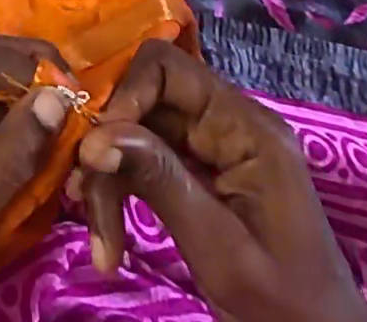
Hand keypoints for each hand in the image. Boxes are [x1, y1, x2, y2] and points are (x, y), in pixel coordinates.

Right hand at [74, 40, 366, 321]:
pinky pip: (140, 158)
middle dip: (108, 142)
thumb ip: (160, 182)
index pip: (168, 67)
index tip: (97, 146)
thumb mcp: (220, 249)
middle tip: (83, 192)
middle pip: (142, 99)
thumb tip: (96, 138)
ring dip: (107, 177)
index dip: (125, 93)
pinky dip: (117, 190)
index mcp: (245, 126)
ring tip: (100, 238)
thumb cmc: (282, 305)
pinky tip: (107, 235)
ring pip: (133, 130)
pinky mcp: (192, 167)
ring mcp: (207, 143)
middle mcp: (223, 121)